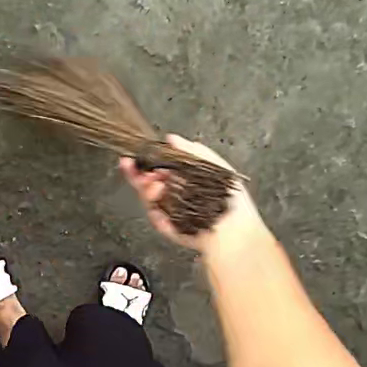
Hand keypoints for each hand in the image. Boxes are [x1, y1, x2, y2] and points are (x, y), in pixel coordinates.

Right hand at [119, 135, 265, 252]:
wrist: (236, 228)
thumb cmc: (231, 198)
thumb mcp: (214, 166)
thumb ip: (192, 151)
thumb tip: (171, 138)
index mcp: (181, 179)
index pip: (156, 169)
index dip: (142, 163)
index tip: (130, 159)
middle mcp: (172, 194)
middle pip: (146, 184)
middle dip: (138, 176)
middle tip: (134, 170)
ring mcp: (168, 212)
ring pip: (148, 199)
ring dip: (147, 190)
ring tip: (157, 186)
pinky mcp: (168, 228)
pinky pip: (155, 218)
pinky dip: (156, 212)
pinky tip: (161, 206)